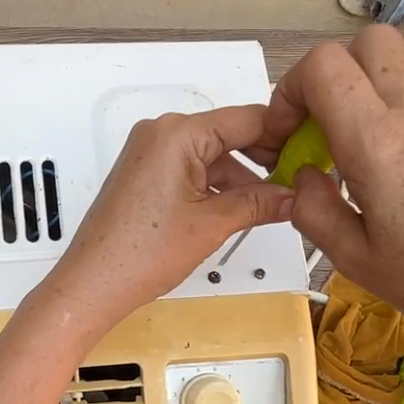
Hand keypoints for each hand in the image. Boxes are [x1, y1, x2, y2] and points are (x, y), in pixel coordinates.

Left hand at [38, 105, 294, 332]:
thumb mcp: (212, 225)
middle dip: (262, 158)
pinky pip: (187, 169)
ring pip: (208, 155)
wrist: (93, 285)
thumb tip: (294, 196)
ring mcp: (146, 153)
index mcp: (178, 132)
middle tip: (296, 182)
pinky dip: (212, 186)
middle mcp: (160, 132)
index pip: (248, 118)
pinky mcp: (140, 175)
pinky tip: (234, 209)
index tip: (311, 152)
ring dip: (238, 177)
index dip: (284, 135)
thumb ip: (259, 203)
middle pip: (228, 134)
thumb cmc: (141, 254)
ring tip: (269, 205)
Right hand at [254, 23, 403, 367]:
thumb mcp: (353, 260)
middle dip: (333, 72)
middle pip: (368, 40)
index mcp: (378, 143)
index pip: (324, 67)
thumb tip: (303, 176)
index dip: (292, 88)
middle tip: (326, 121)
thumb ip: (313, 210)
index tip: (290, 130)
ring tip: (373, 111)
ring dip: (382, 62)